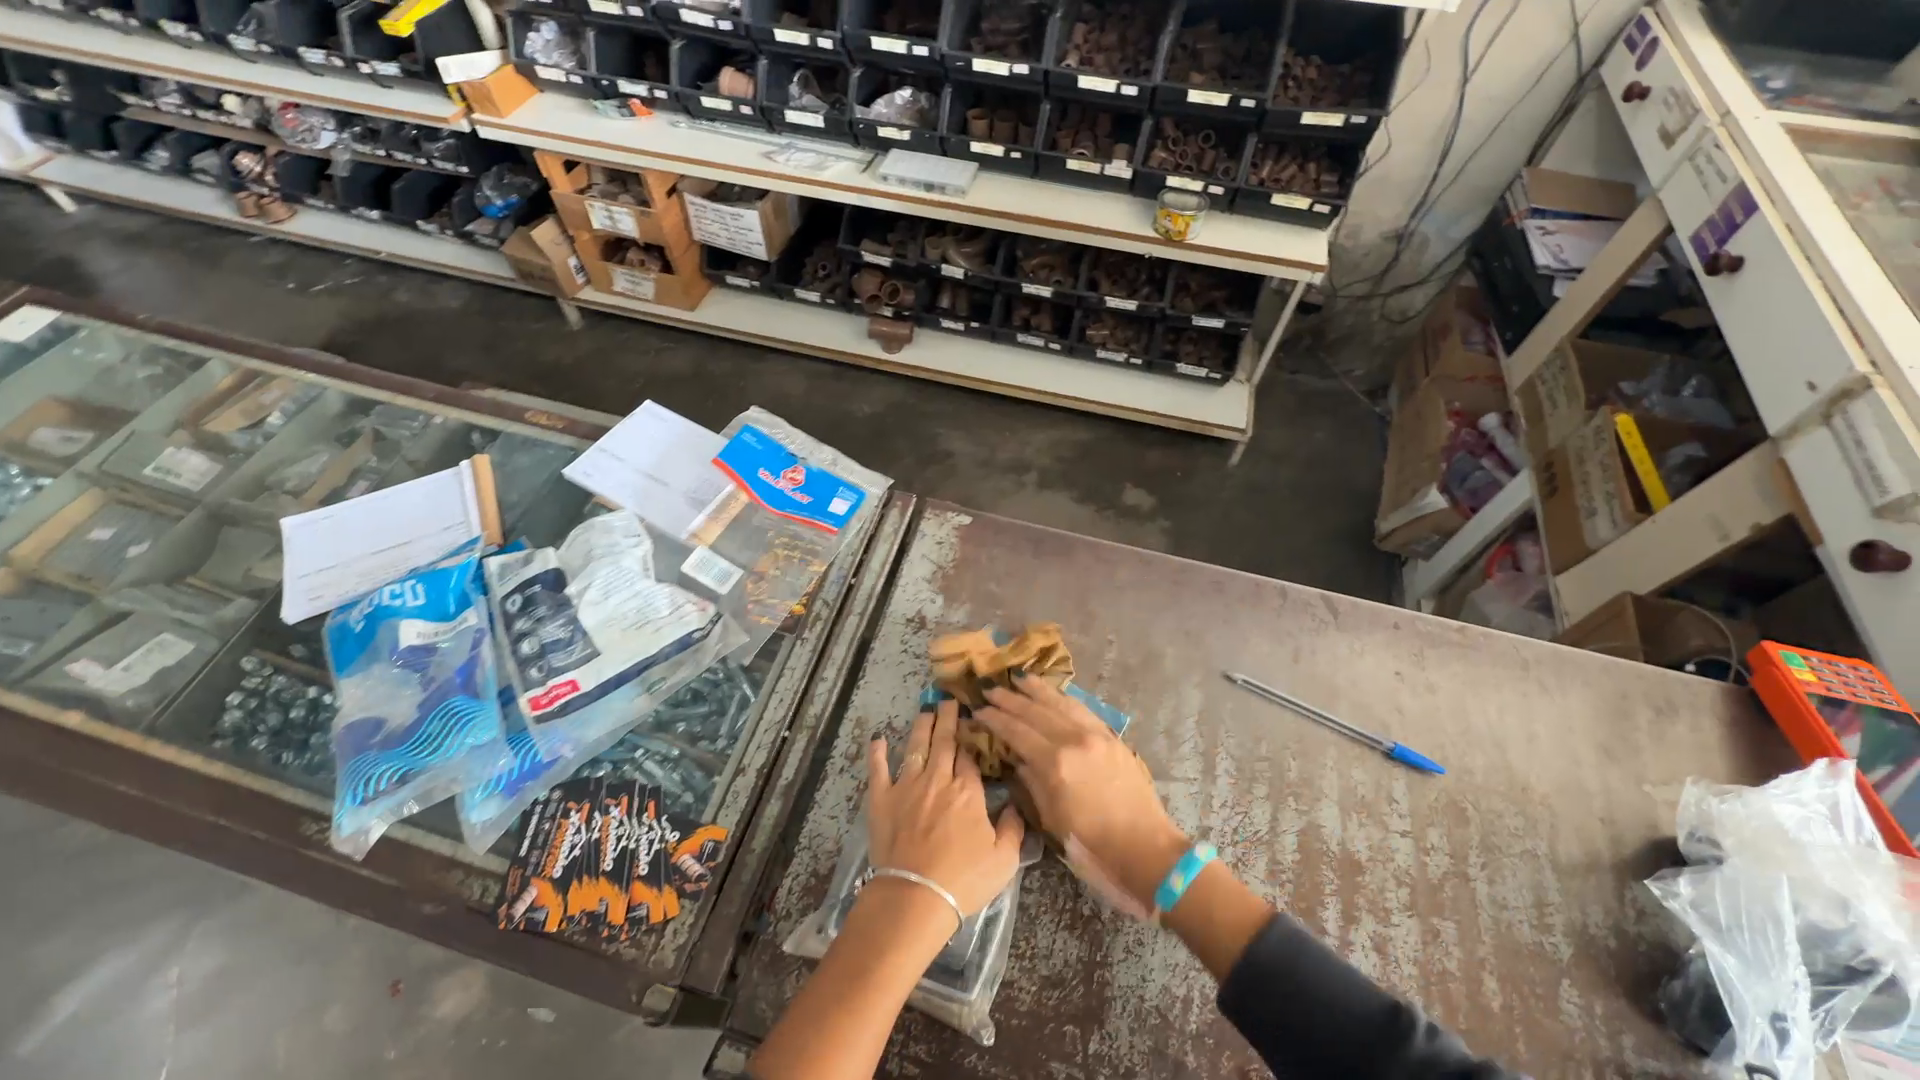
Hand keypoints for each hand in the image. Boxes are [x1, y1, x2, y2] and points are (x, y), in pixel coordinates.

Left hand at [865, 699, 1024, 920]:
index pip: (972, 756)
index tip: (974, 721)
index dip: (973, 737)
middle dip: (948, 719)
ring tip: (925, 709)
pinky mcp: (881, 799)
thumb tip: (1015, 804)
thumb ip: (1013, 828)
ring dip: (921, 727)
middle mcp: (938, 780)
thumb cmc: (964, 879)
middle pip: (944, 742)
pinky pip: (878, 769)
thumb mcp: (1004, 860)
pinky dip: (877, 752)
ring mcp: (906, 787)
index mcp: (968, 792)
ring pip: (915, 747)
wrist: (916, 895)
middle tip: (949, 699)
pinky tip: (878, 739)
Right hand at [973, 676, 1188, 910]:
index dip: (995, 719)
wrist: (1145, 849)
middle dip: (1011, 700)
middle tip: (990, 690)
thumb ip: (1032, 783)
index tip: (978, 710)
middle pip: (1036, 712)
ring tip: (1019, 679)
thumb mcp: (1052, 819)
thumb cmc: (1092, 844)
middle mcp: (1075, 740)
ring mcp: (1097, 736)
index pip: (1017, 732)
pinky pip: (1083, 710)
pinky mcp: (1113, 739)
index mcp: (1056, 763)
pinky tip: (1054, 694)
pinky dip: (1065, 699)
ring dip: (1038, 691)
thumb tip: (1019, 760)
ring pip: (1062, 703)